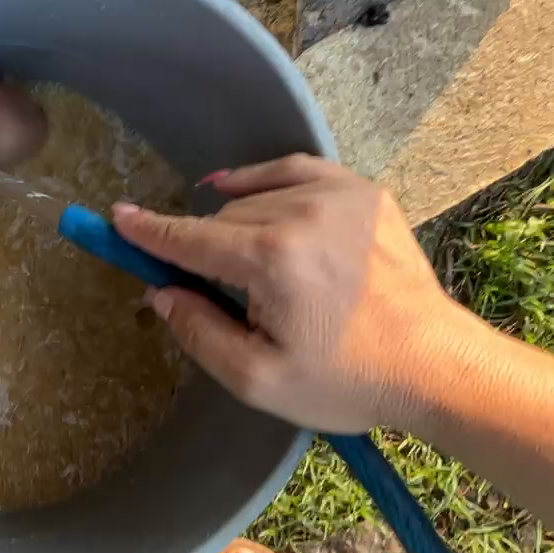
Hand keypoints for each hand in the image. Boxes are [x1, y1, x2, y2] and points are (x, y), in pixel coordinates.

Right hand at [111, 156, 485, 432]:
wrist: (438, 368)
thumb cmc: (345, 382)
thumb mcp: (255, 379)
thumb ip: (197, 331)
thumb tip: (161, 291)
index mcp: (272, 259)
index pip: (190, 239)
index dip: (148, 231)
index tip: (115, 218)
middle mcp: (302, 213)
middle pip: (220, 220)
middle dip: (199, 248)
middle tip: (203, 286)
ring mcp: (339, 196)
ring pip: (253, 198)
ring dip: (233, 225)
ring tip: (240, 263)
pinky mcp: (364, 194)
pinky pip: (295, 171)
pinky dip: (262, 180)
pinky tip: (242, 189)